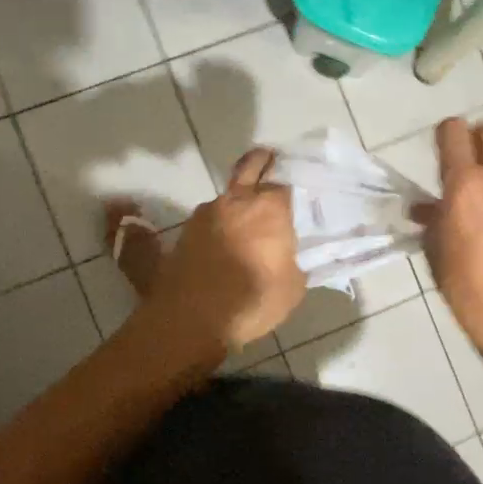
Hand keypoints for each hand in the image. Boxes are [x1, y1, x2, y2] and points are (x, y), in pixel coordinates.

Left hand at [145, 148, 306, 350]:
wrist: (191, 320)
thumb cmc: (252, 301)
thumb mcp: (292, 287)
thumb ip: (291, 261)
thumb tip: (284, 254)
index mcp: (268, 209)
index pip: (285, 184)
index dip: (292, 188)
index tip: (298, 194)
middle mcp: (235, 201)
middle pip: (250, 168)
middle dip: (262, 163)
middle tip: (270, 163)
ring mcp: (204, 214)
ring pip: (226, 197)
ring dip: (236, 202)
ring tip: (245, 222)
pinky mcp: (184, 232)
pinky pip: (207, 219)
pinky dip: (218, 224)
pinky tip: (223, 242)